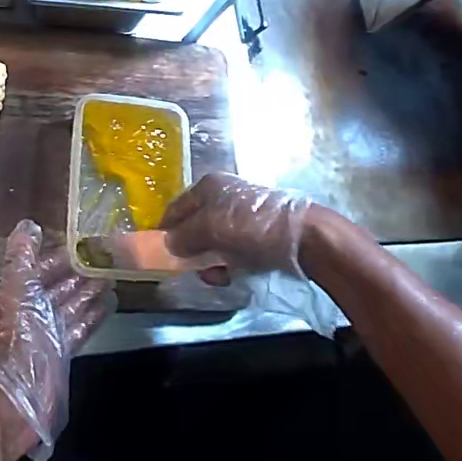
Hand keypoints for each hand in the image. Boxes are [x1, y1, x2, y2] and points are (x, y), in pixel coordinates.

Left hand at [0, 220, 110, 460]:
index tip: (83, 242)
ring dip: (89, 290)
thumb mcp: (13, 294)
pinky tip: (110, 303)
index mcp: (10, 296)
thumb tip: (28, 227)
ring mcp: (43, 334)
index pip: (36, 268)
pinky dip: (94, 315)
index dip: (58, 254)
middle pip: (56, 285)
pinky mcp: (59, 355)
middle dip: (78, 271)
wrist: (8, 407)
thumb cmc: (10, 347)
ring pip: (70, 305)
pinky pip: (79, 327)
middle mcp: (26, 312)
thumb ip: (21, 260)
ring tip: (112, 275)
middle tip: (106, 256)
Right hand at [159, 172, 310, 278]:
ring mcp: (241, 213)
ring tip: (218, 275)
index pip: (175, 208)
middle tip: (193, 269)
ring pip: (213, 241)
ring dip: (210, 261)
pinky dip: (228, 262)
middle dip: (191, 251)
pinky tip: (232, 273)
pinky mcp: (257, 232)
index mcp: (208, 185)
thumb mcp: (208, 228)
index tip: (158, 253)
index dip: (165, 230)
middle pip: (194, 226)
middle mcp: (223, 195)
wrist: (303, 237)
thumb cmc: (249, 226)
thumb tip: (169, 245)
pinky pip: (232, 248)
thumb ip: (182, 237)